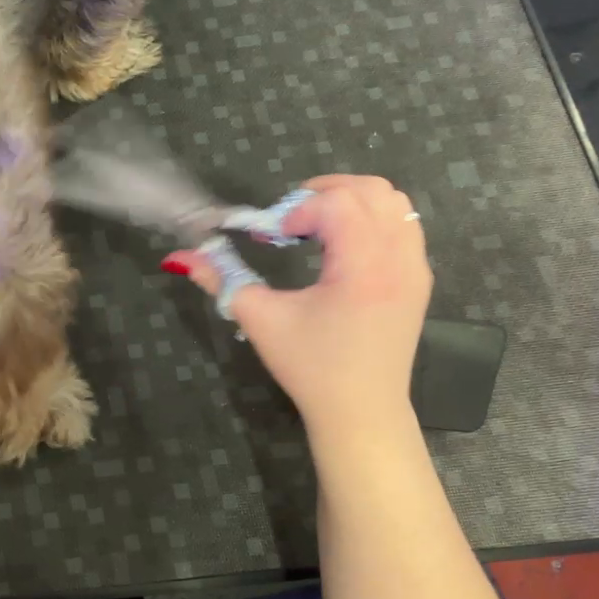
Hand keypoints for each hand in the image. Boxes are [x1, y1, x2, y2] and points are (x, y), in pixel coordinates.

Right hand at [166, 175, 430, 428]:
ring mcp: (415, 267)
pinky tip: (337, 249)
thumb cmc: (309, 365)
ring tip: (313, 228)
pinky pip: (402, 226)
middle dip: (323, 193)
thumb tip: (180, 257)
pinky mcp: (418, 278)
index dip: (296, 208)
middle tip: (287, 220)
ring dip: (350, 202)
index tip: (268, 237)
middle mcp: (399, 257)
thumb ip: (220, 279)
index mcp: (363, 266)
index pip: (337, 203)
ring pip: (393, 203)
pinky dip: (370, 220)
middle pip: (371, 189)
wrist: (360, 408)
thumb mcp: (259, 319)